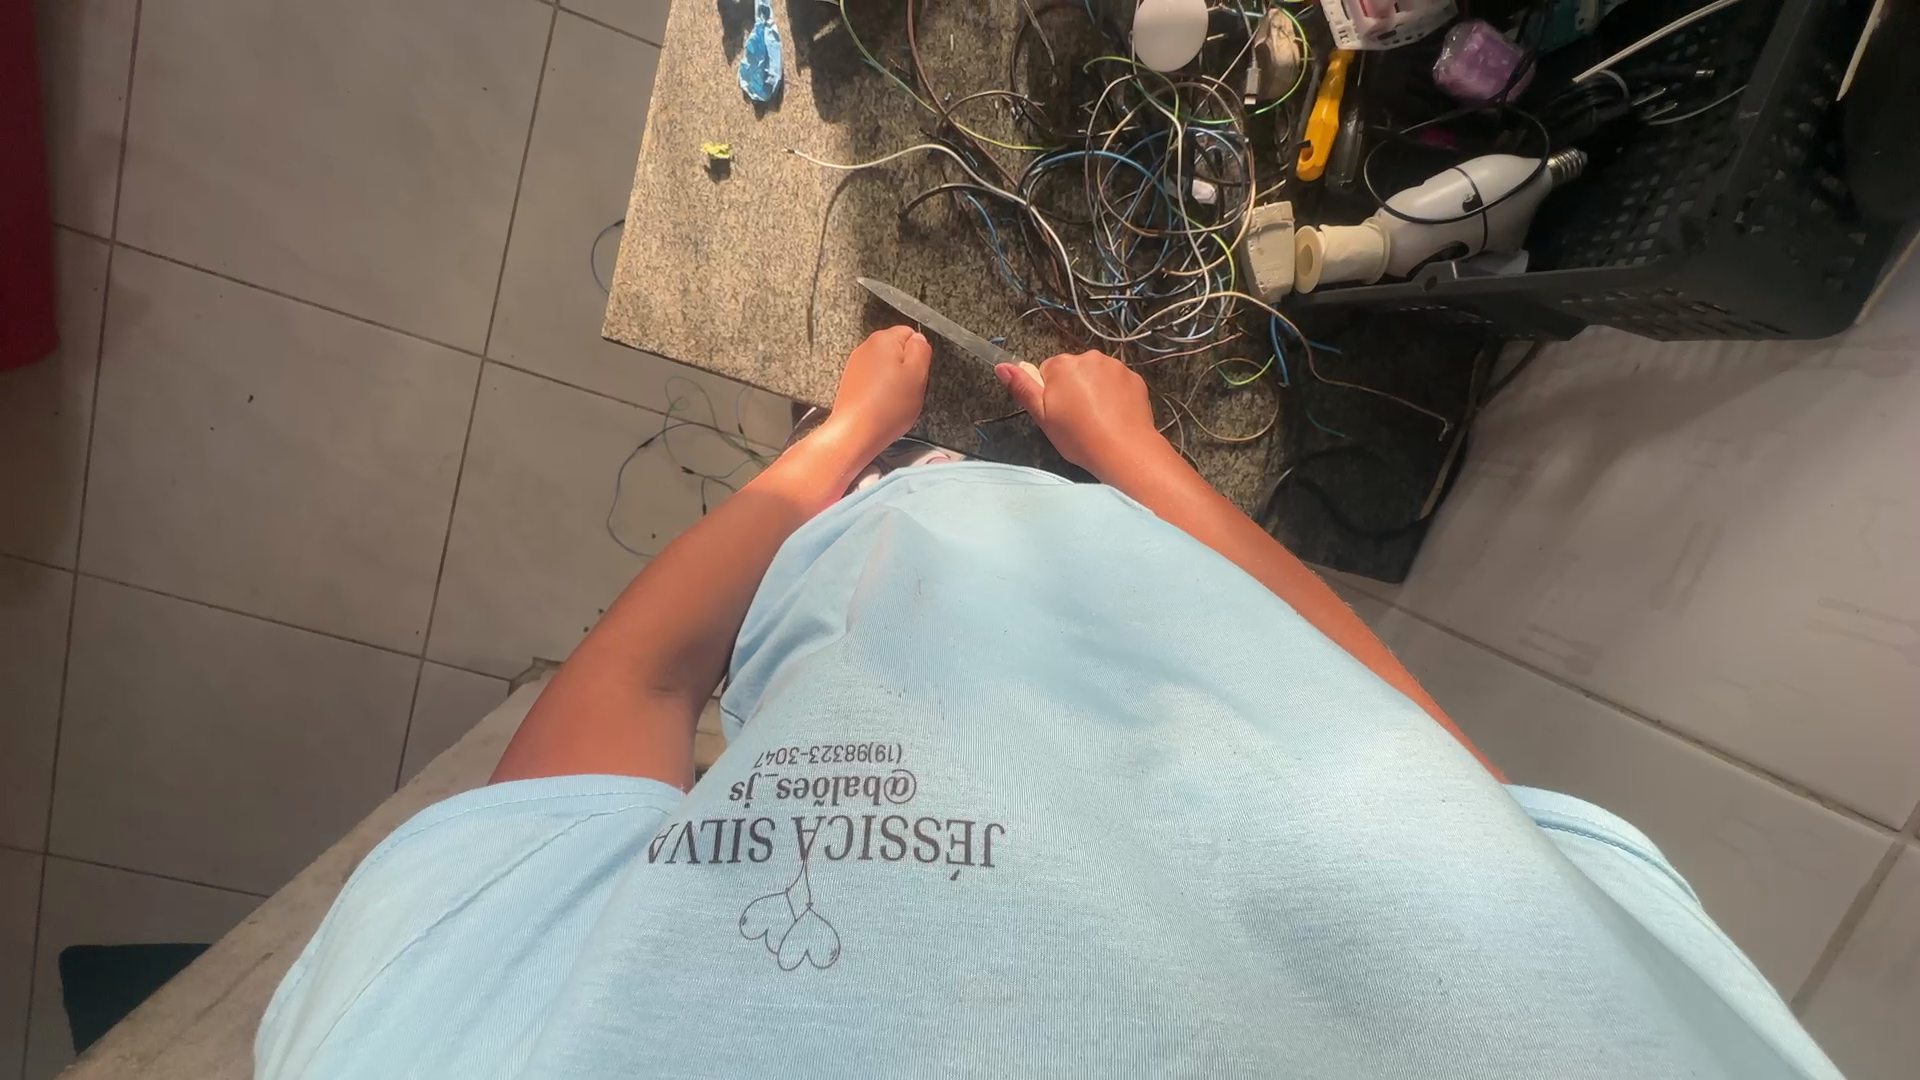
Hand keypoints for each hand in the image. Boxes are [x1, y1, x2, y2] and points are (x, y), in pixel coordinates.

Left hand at [827, 326, 930, 457]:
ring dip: (893, 381)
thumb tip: (920, 339)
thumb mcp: (918, 376)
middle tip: (908, 389)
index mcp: (884, 339)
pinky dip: (881, 391)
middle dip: (906, 368)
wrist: (855, 433)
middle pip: (897, 351)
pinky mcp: (852, 382)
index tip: (918, 373)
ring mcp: (856, 365)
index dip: (919, 354)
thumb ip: (922, 351)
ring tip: (894, 401)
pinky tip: (882, 406)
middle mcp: (867, 347)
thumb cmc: (887, 407)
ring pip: (886, 367)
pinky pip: (874, 381)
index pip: (911, 333)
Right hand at [995, 350, 1161, 474]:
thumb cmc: (1079, 437)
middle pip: (1073, 370)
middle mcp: (1089, 358)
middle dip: (1072, 389)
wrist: (1124, 450)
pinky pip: (1116, 382)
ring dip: (1093, 391)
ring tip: (1095, 419)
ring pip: (1096, 375)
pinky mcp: (1134, 377)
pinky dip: (1113, 395)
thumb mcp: (1043, 417)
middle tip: (1076, 418)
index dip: (1050, 393)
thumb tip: (1002, 366)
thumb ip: (1023, 388)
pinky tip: (1112, 416)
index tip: (1058, 413)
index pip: (1047, 371)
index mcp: (1063, 366)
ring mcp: (1114, 366)